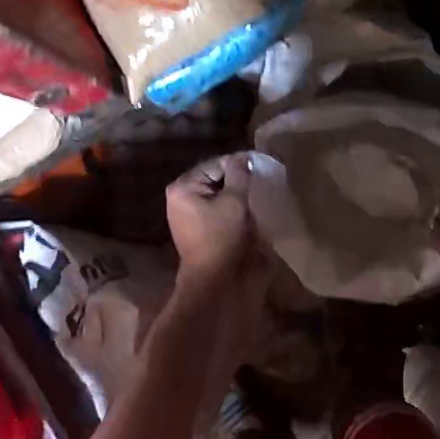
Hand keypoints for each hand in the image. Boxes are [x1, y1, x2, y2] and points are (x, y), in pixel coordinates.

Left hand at [167, 153, 253, 283]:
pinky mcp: (195, 226)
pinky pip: (214, 206)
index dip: (239, 164)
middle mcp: (179, 196)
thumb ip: (240, 175)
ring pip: (216, 192)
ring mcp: (185, 212)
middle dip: (237, 178)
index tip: (261, 165)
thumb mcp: (235, 201)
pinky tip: (245, 208)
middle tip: (260, 179)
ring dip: (235, 192)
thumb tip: (244, 157)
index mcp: (182, 187)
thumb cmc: (223, 238)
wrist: (215, 281)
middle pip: (214, 177)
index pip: (216, 164)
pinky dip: (229, 205)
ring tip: (255, 193)